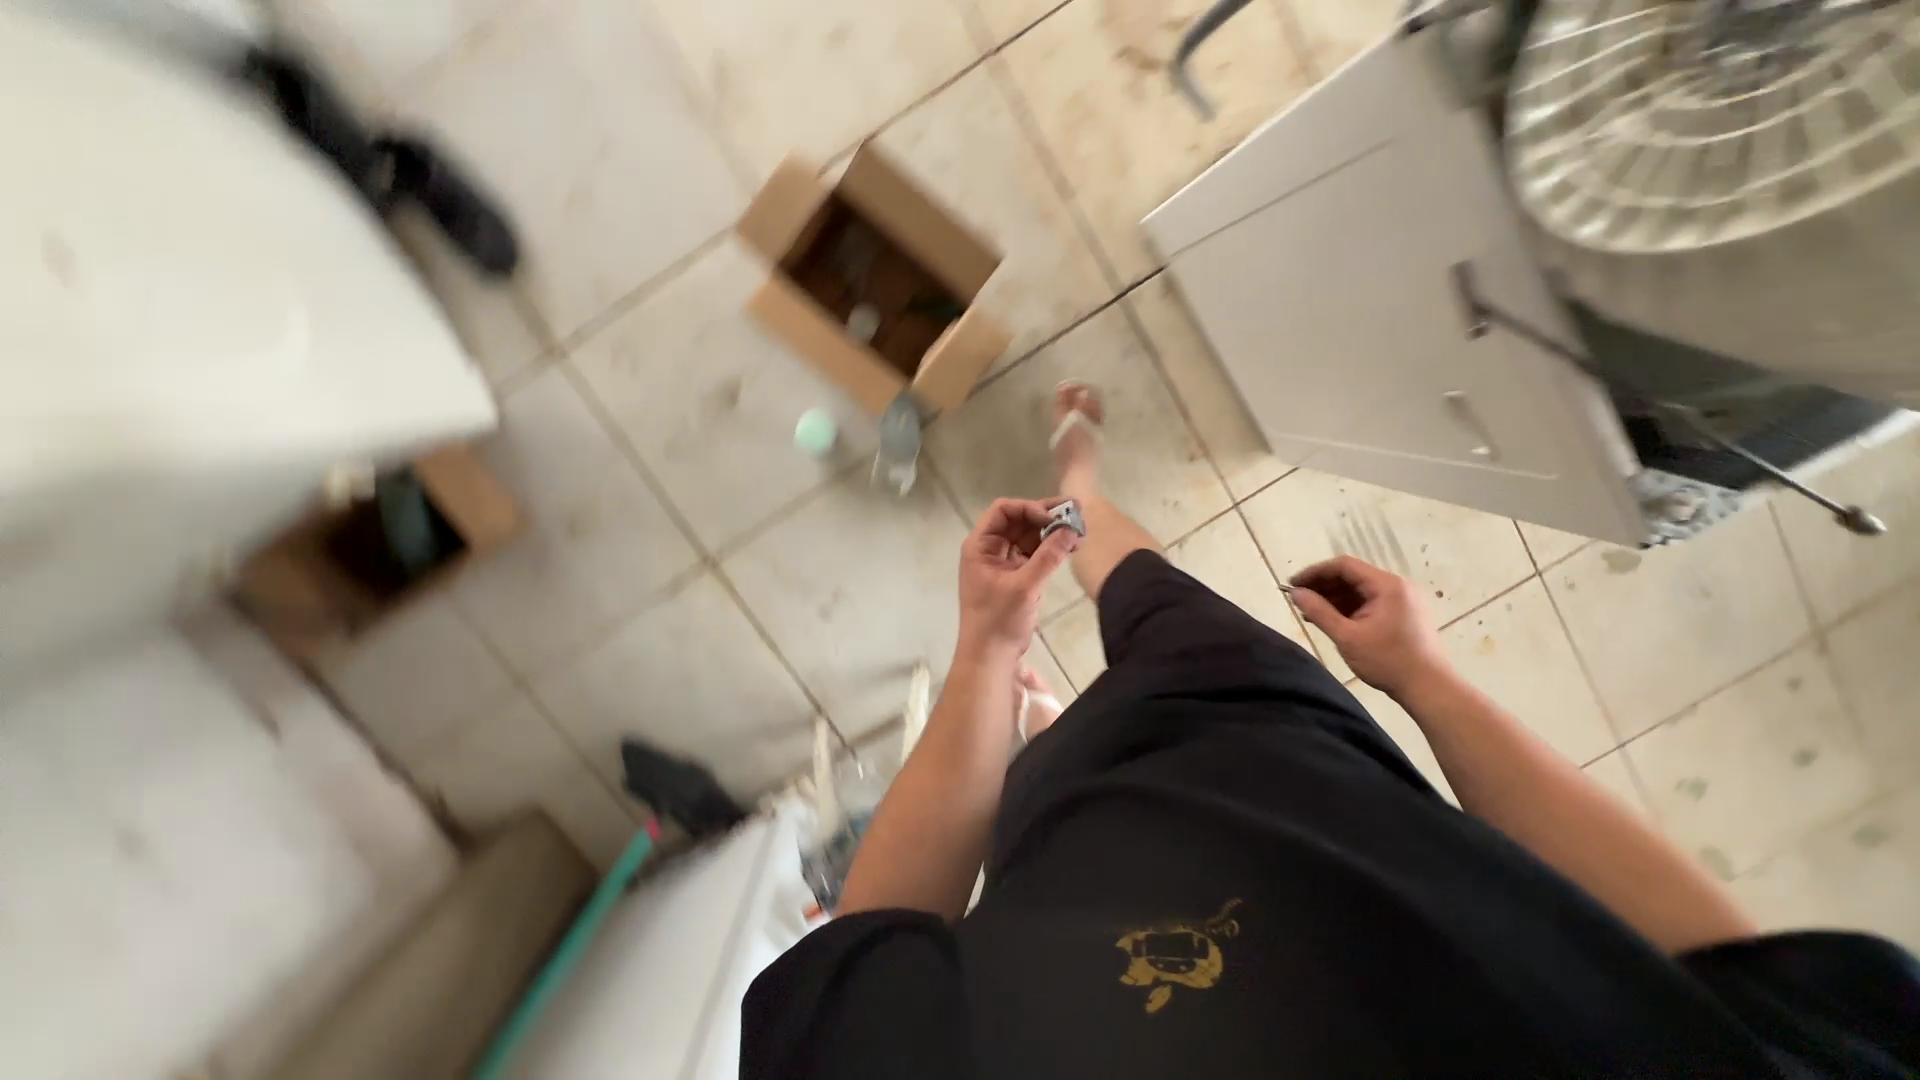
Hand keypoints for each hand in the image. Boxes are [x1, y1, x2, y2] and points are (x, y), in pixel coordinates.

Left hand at [957, 498, 1079, 661]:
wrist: (990, 656)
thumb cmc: (998, 620)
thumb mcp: (1024, 587)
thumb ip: (1048, 557)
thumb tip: (1072, 530)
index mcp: (980, 545)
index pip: (1003, 511)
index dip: (1029, 508)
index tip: (1053, 519)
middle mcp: (991, 548)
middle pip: (1019, 520)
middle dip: (1046, 516)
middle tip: (1077, 510)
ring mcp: (1004, 561)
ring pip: (1030, 536)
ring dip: (1053, 531)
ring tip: (1080, 529)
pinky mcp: (1018, 575)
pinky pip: (1035, 553)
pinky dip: (1052, 548)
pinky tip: (1073, 545)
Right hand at [1289, 556, 1447, 696]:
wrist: (1429, 688)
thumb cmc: (1387, 661)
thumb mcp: (1347, 637)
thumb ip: (1318, 612)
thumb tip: (1295, 594)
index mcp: (1387, 585)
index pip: (1344, 566)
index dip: (1315, 572)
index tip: (1292, 585)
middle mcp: (1397, 586)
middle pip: (1353, 576)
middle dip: (1323, 586)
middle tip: (1299, 600)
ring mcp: (1403, 600)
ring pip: (1361, 590)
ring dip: (1334, 598)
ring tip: (1311, 612)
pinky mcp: (1404, 614)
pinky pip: (1370, 602)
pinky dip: (1349, 608)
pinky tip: (1332, 620)